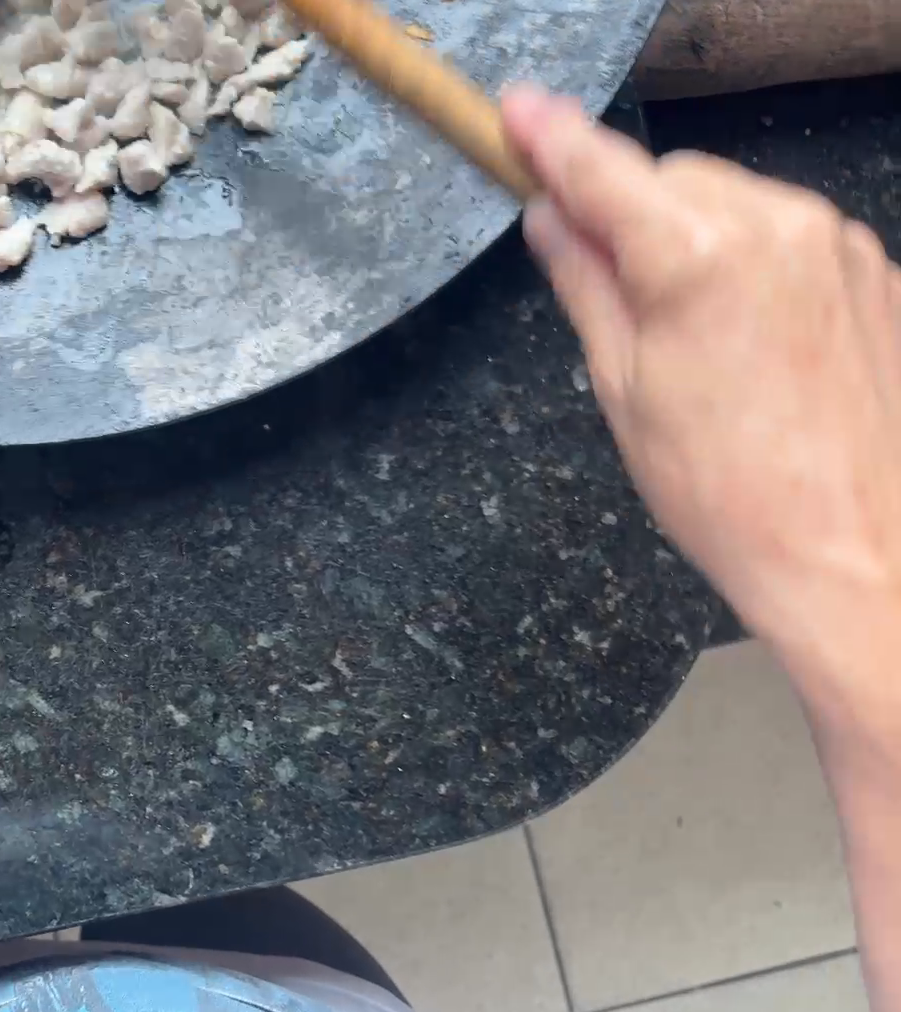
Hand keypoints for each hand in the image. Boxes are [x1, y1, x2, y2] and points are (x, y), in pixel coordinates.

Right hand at [501, 87, 900, 688]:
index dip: (553, 138)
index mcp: (703, 259)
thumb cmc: (711, 476)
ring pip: (723, 196)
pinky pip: (772, 228)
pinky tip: (705, 313)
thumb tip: (549, 221)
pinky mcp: (866, 270)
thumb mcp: (618, 383)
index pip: (607, 175)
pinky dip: (720, 245)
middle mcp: (783, 227)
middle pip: (669, 177)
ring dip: (667, 224)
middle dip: (613, 200)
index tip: (513, 104)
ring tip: (641, 306)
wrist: (855, 541)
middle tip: (567, 257)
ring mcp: (837, 244)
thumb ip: (584, 286)